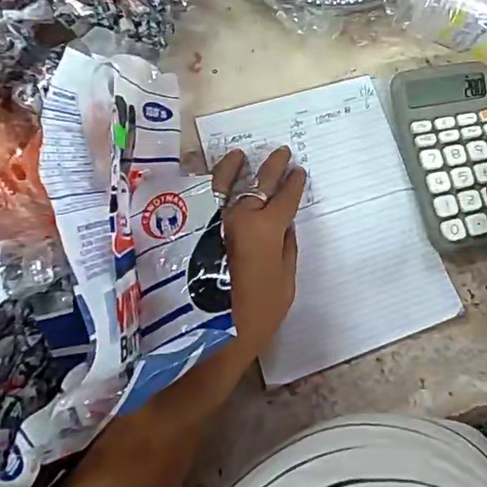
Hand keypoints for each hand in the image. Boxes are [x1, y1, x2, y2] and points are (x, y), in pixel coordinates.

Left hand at [140, 147, 306, 429]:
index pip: (285, 197)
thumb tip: (286, 225)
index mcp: (267, 229)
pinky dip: (200, 180)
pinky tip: (203, 171)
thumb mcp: (285, 284)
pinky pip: (194, 194)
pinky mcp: (188, 226)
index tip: (299, 171)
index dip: (294, 183)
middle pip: (258, 182)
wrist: (209, 333)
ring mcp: (210, 218)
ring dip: (233, 166)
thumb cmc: (255, 315)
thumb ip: (287, 250)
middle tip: (281, 152)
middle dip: (273, 166)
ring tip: (239, 155)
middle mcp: (238, 215)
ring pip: (221, 181)